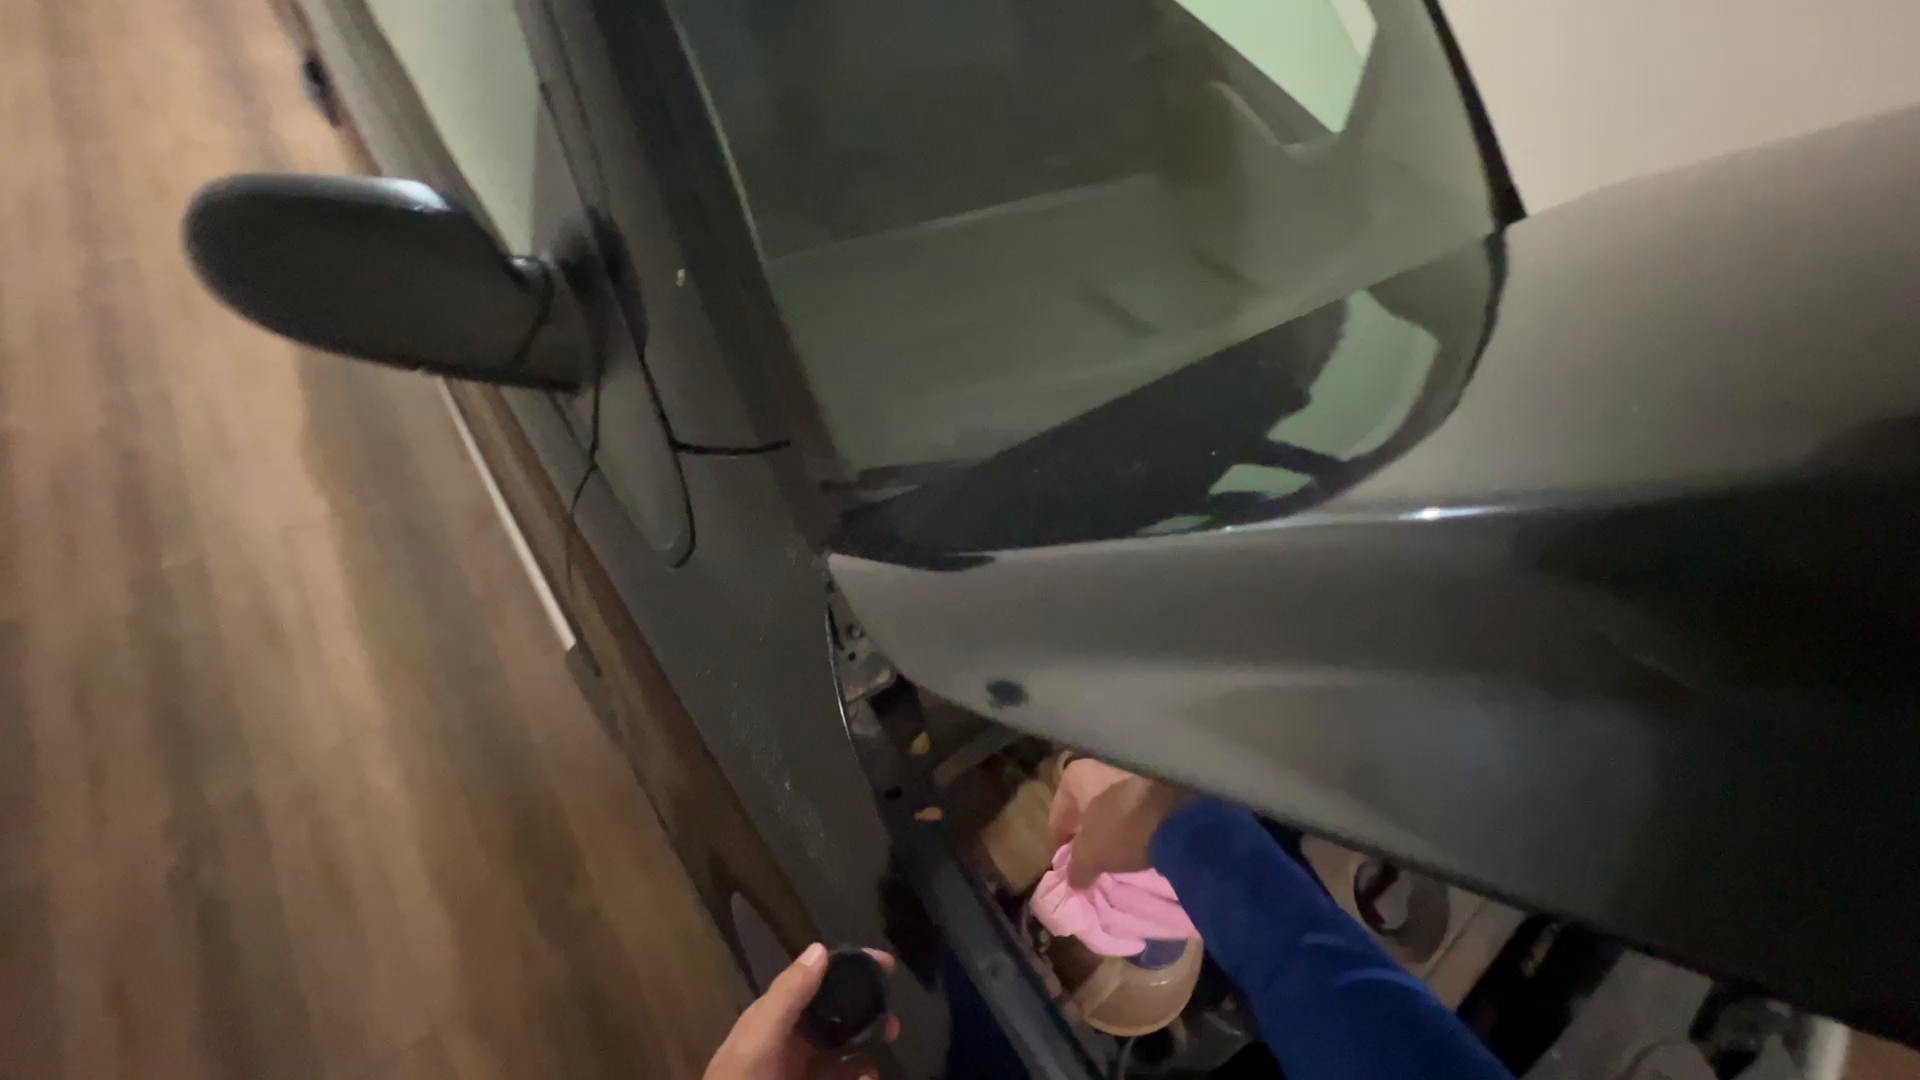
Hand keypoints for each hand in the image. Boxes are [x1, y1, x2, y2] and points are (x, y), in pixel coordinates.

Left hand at [703, 943, 901, 1079]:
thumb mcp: (758, 1043)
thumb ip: (787, 997)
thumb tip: (821, 948)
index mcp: (771, 1020)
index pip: (814, 980)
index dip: (848, 968)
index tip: (885, 964)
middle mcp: (785, 1043)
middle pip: (831, 1016)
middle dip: (864, 1011)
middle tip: (894, 1020)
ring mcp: (794, 1073)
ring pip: (838, 1052)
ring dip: (865, 1047)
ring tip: (888, 1045)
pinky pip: (837, 1079)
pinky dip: (856, 1076)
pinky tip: (869, 1078)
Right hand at [1048, 760, 1191, 887]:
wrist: (1176, 815)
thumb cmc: (1121, 830)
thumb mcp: (1090, 857)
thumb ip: (1075, 869)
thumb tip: (1073, 879)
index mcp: (1073, 776)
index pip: (1057, 818)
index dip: (1061, 847)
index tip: (1068, 867)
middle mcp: (1095, 765)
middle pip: (1083, 809)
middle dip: (1085, 835)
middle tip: (1091, 861)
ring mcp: (1125, 770)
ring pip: (1108, 807)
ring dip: (1108, 829)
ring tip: (1115, 854)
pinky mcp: (1151, 780)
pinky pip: (1130, 808)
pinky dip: (1129, 824)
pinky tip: (1135, 842)